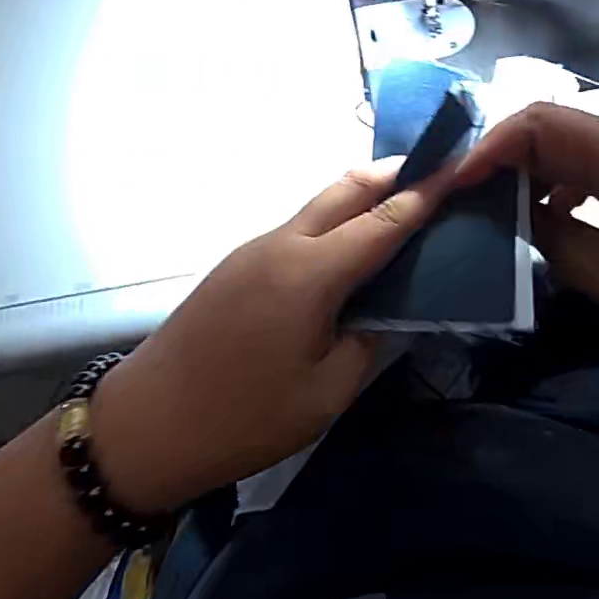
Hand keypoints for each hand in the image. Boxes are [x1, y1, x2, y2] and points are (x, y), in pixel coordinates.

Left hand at [88, 160, 451, 511]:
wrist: (143, 427)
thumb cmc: (243, 418)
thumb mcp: (327, 392)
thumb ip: (370, 338)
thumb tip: (392, 306)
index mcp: (310, 274)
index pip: (382, 221)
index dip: (424, 195)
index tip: (456, 170)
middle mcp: (283, 244)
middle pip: (345, 189)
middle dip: (392, 174)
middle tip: (433, 173)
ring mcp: (255, 249)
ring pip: (320, 203)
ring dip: (362, 194)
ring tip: (401, 204)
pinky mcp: (239, 263)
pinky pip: (300, 225)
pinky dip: (335, 219)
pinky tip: (351, 244)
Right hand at [455, 103, 598, 377]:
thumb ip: (561, 242)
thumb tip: (520, 215)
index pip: (540, 122)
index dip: (489, 147)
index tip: (455, 186)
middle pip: (558, 127)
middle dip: (506, 160)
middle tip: (472, 204)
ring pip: (581, 144)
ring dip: (539, 173)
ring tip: (510, 217)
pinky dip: (573, 183)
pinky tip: (566, 219)